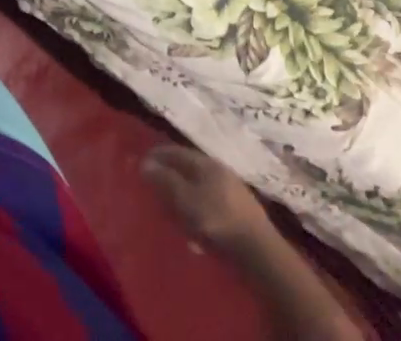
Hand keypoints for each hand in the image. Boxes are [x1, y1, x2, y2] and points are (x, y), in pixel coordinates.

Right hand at [142, 144, 275, 251]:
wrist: (259, 250)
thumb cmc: (216, 219)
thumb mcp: (184, 197)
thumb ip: (164, 179)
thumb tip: (145, 163)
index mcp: (206, 163)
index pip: (175, 151)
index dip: (156, 155)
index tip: (141, 162)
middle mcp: (220, 170)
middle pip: (188, 166)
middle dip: (170, 173)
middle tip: (154, 183)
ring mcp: (233, 189)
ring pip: (200, 183)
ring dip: (184, 190)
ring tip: (171, 203)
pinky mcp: (241, 208)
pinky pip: (211, 199)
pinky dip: (197, 203)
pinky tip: (194, 218)